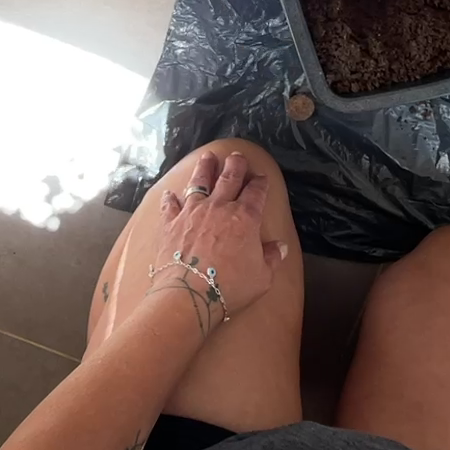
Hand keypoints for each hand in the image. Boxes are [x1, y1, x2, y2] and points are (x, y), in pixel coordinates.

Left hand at [147, 151, 287, 336]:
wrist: (189, 294)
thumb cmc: (230, 287)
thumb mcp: (261, 277)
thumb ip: (271, 258)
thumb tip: (280, 247)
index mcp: (245, 218)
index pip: (256, 193)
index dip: (260, 183)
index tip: (261, 177)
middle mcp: (219, 207)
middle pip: (229, 178)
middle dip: (235, 165)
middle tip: (237, 155)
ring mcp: (193, 212)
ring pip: (200, 182)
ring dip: (205, 168)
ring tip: (208, 156)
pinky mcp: (171, 222)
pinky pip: (170, 205)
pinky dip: (170, 199)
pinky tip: (169, 193)